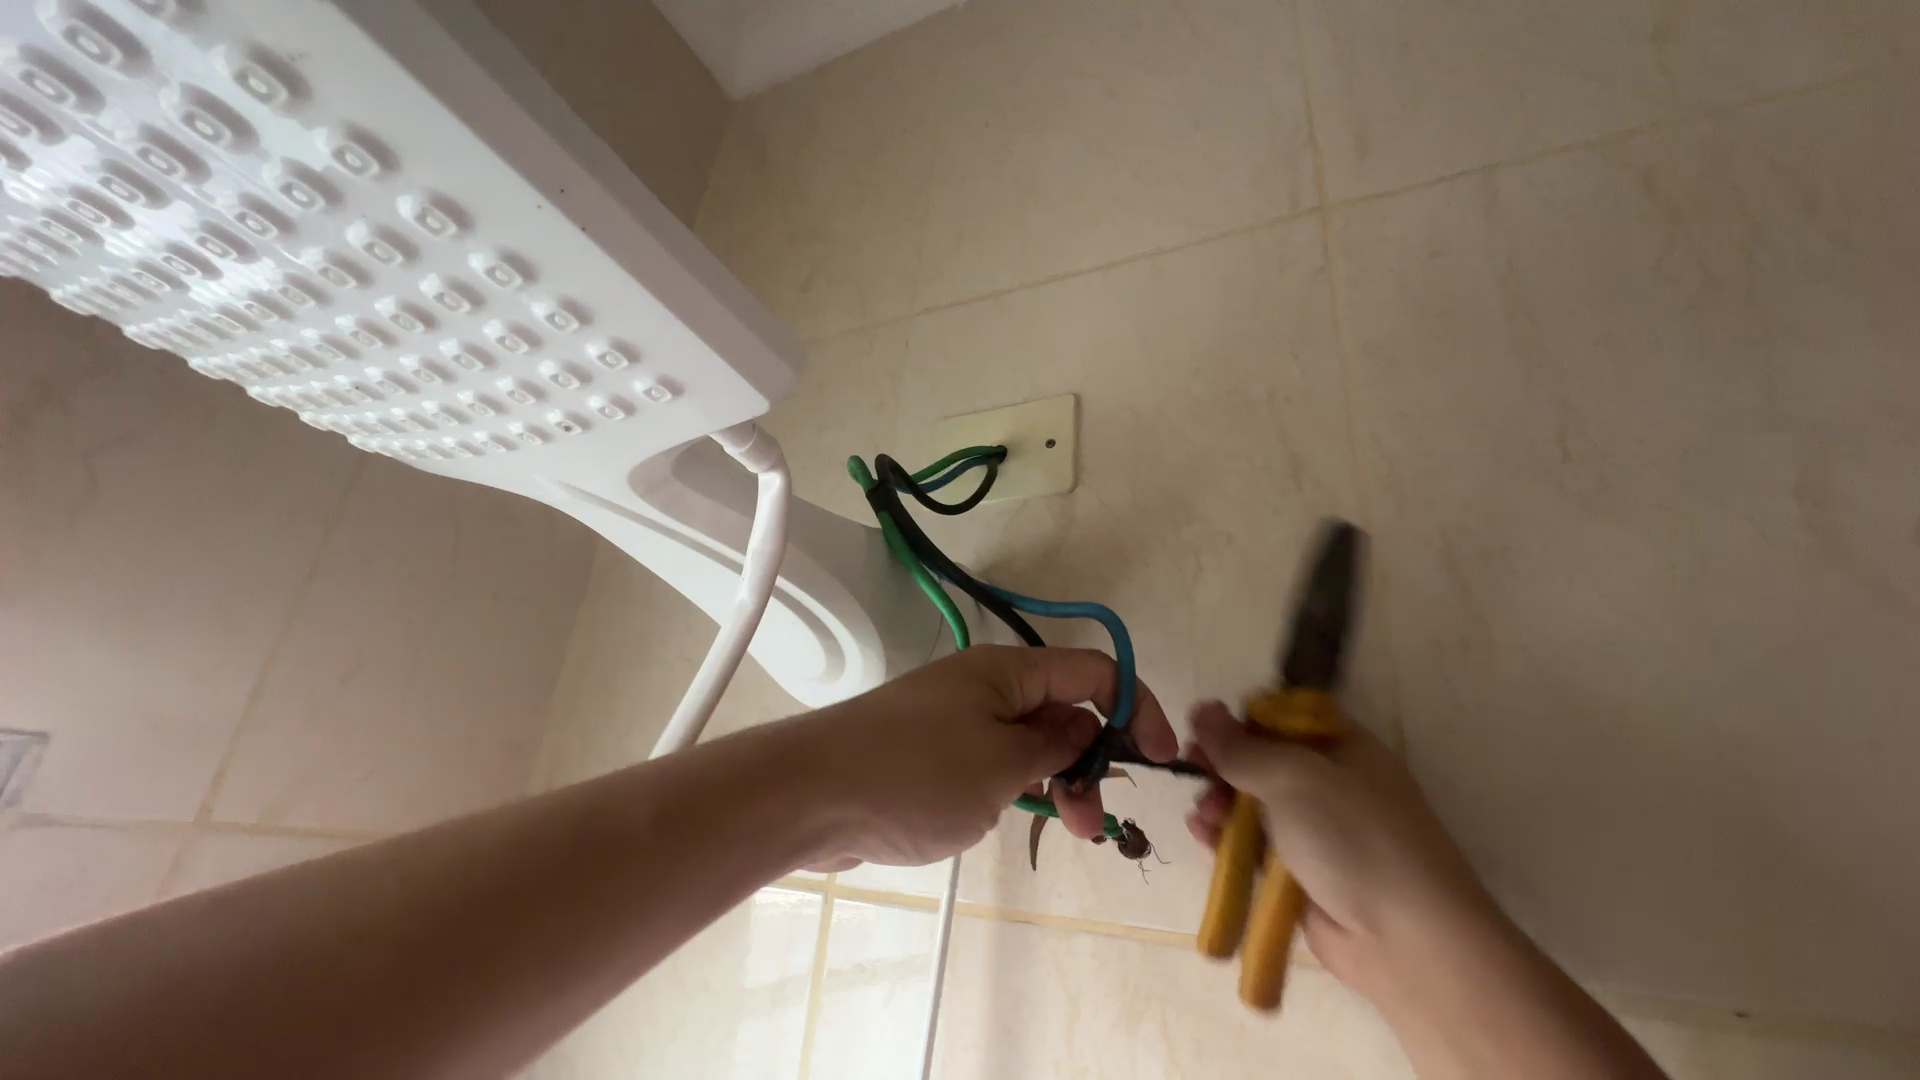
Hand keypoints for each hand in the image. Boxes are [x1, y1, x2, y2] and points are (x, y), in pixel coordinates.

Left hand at [793, 645, 1175, 869]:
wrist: (810, 795)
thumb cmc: (916, 774)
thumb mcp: (1002, 764)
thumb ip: (1054, 746)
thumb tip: (1083, 727)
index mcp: (1006, 672)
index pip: (1092, 671)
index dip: (1135, 705)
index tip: (1160, 756)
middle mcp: (984, 687)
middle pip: (1062, 709)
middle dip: (1092, 757)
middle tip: (1094, 818)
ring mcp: (956, 721)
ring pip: (1028, 742)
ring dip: (1056, 780)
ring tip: (1066, 827)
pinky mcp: (933, 754)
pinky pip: (994, 762)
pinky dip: (1016, 787)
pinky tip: (1012, 817)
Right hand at [1184, 701, 1494, 996]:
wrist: (1405, 940)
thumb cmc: (1353, 838)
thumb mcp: (1293, 777)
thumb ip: (1241, 746)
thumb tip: (1202, 708)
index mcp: (1341, 747)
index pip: (1282, 717)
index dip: (1241, 719)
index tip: (1205, 728)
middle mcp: (1328, 783)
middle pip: (1260, 760)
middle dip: (1223, 763)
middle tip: (1192, 768)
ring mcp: (1314, 830)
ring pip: (1251, 803)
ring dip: (1219, 802)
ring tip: (1203, 815)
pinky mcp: (1298, 872)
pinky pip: (1251, 845)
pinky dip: (1225, 838)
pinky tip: (1202, 835)